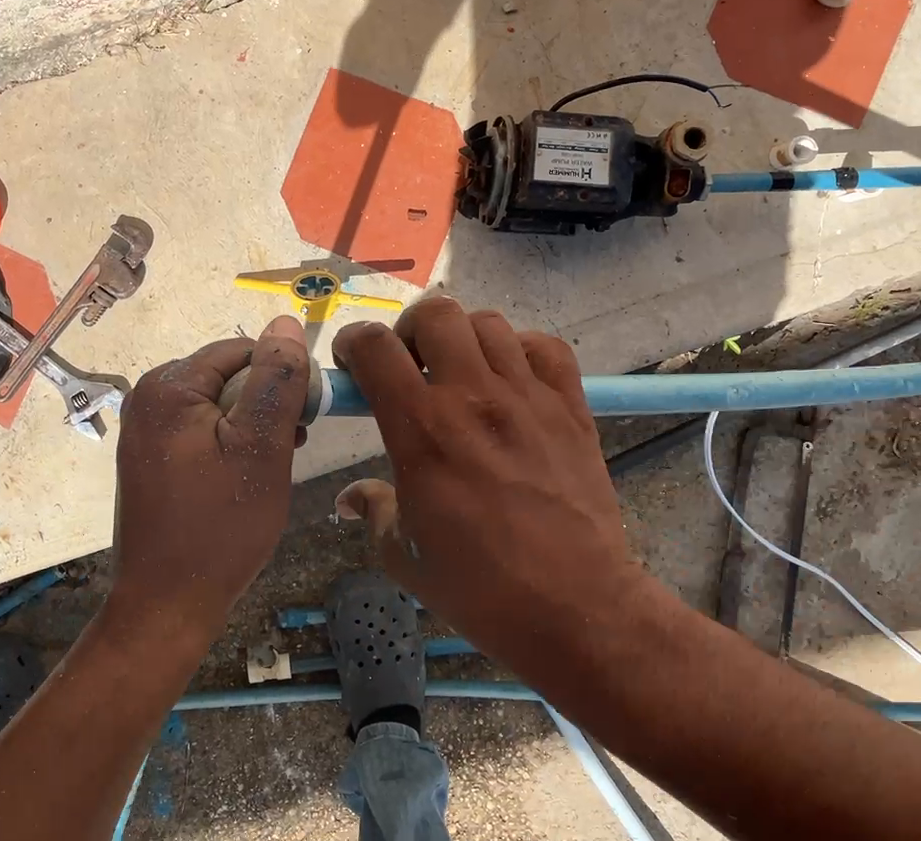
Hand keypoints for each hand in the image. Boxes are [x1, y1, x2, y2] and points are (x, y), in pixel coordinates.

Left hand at [108, 316, 310, 639]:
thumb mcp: (261, 449)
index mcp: (168, 386)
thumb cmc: (219, 527)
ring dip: (252, 426)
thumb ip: (276, 381)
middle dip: (266, 403)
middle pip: (226, 375)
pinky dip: (229, 444)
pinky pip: (200, 431)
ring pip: (217, 405)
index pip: (241, 350)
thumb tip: (285, 323)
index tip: (306, 417)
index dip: (281, 376)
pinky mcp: (149, 458)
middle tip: (291, 447)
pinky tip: (247, 476)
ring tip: (273, 465)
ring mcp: (144, 430)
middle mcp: (147, 398)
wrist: (166, 604)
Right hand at [331, 296, 654, 676]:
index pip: (376, 348)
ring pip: (489, 323)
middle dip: (411, 329)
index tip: (353, 361)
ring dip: (463, 338)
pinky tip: (512, 378)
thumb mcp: (402, 552)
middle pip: (436, 314)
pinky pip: (545, 347)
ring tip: (462, 372)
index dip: (355, 343)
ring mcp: (527, 397)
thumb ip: (372, 510)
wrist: (574, 606)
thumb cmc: (477, 585)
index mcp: (420, 428)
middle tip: (410, 364)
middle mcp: (471, 396)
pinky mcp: (571, 408)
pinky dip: (521, 350)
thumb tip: (347, 500)